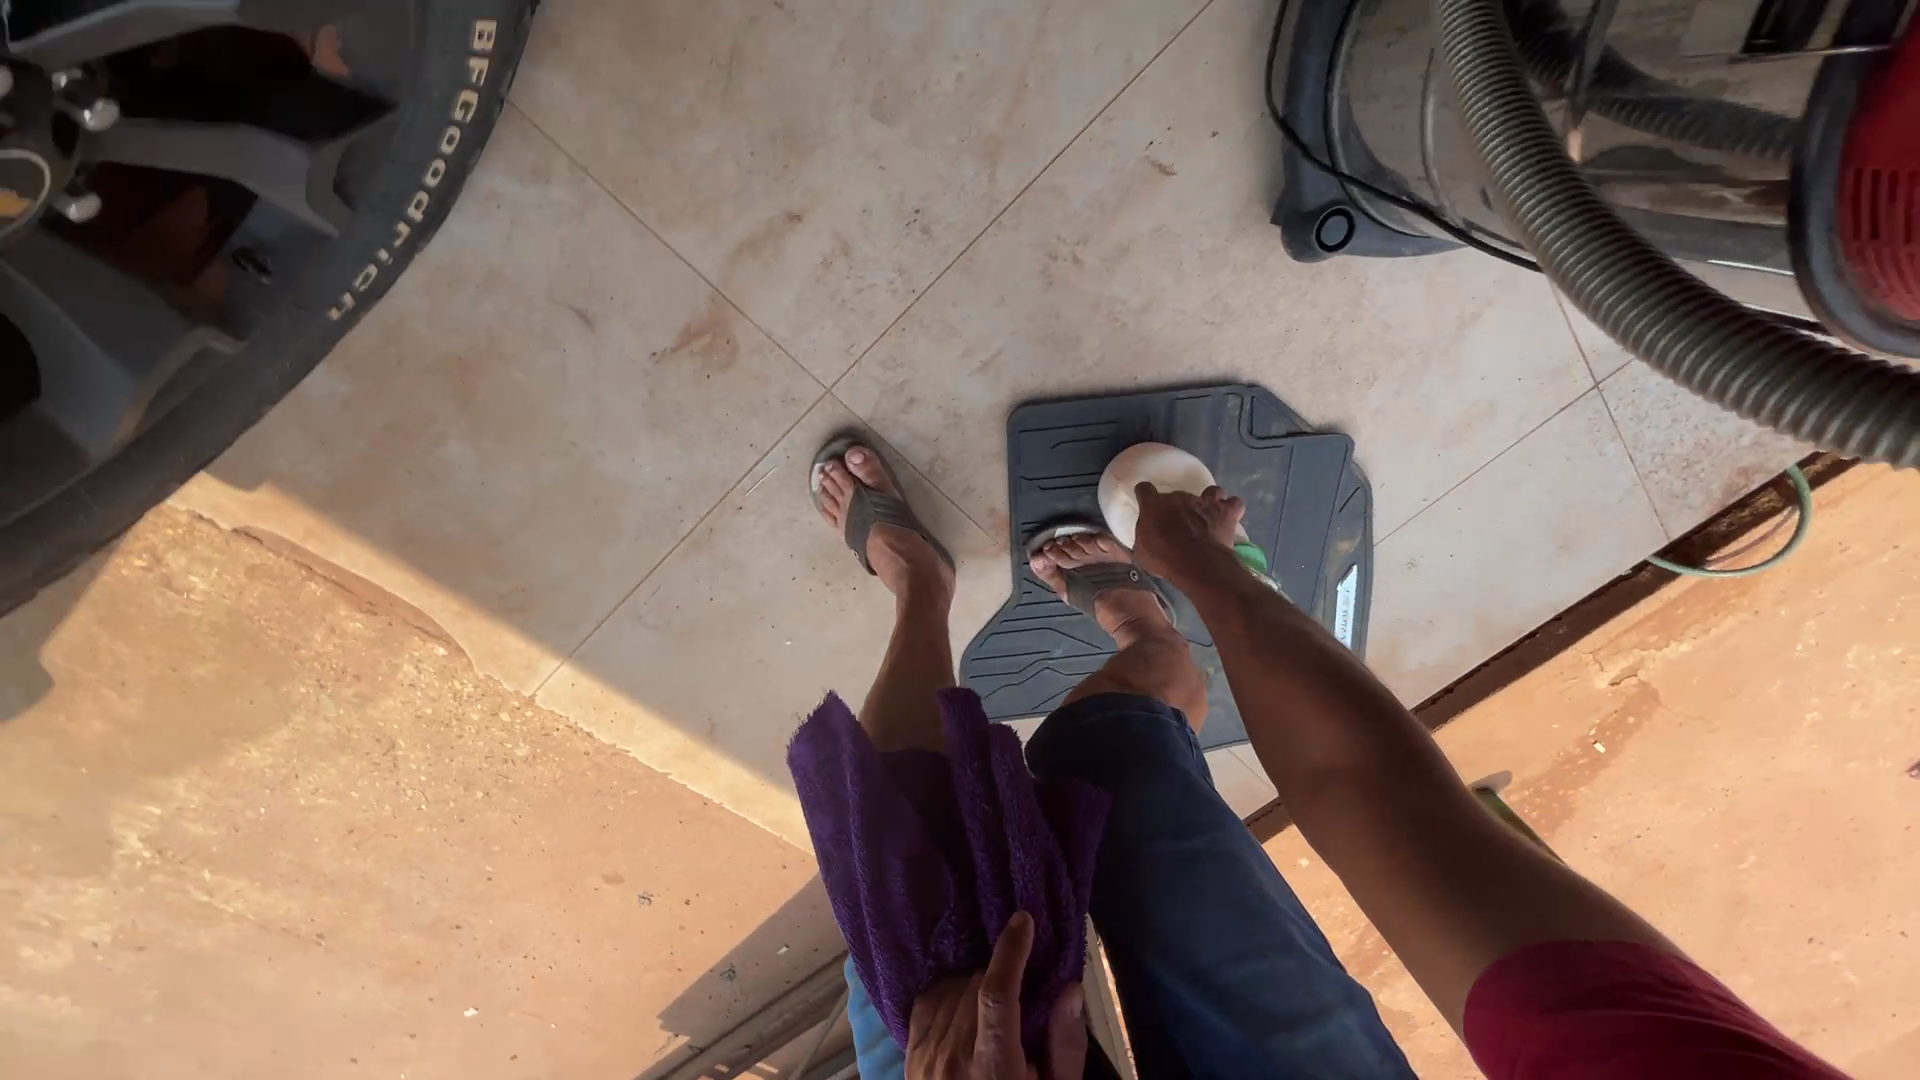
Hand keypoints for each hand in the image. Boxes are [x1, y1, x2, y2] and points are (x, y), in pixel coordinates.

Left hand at [905, 912, 1086, 1079]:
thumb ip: (1065, 1045)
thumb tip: (1069, 987)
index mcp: (992, 1068)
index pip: (995, 993)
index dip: (1010, 951)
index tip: (1024, 920)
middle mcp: (952, 1056)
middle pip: (976, 984)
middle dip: (1002, 977)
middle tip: (1021, 996)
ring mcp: (925, 1055)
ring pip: (954, 987)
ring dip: (977, 985)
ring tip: (995, 1011)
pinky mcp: (911, 1053)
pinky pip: (930, 997)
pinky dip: (951, 993)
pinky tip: (966, 1009)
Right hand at [1129, 483, 1244, 581]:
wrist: (1195, 563)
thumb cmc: (1163, 558)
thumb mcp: (1142, 552)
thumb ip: (1145, 537)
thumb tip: (1148, 537)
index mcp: (1154, 505)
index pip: (1145, 489)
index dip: (1145, 495)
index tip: (1146, 501)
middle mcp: (1179, 497)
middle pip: (1177, 495)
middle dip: (1177, 507)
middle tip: (1178, 524)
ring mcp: (1204, 502)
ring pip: (1211, 492)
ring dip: (1209, 501)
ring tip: (1208, 515)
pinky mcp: (1226, 512)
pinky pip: (1234, 504)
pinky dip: (1232, 509)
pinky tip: (1228, 517)